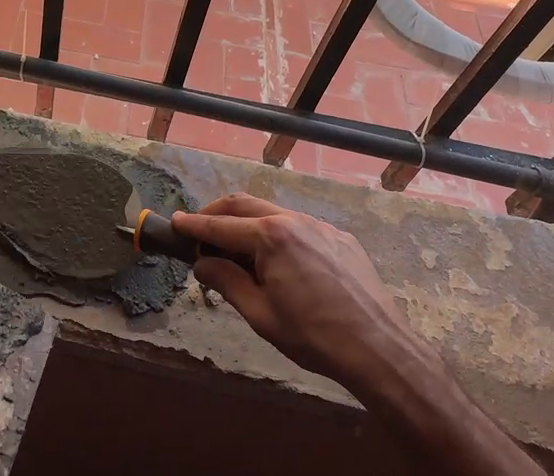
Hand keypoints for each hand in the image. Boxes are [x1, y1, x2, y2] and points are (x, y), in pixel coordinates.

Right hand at [172, 194, 434, 387]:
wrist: (379, 348)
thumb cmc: (313, 336)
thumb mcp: (260, 315)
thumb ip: (226, 282)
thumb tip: (202, 263)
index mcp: (271, 236)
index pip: (221, 226)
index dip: (194, 225)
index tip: (175, 223)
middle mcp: (294, 220)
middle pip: (244, 204)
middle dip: (217, 213)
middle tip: (199, 230)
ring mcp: (320, 226)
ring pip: (273, 213)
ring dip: (248, 224)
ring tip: (238, 251)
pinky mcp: (340, 238)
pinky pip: (300, 227)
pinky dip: (278, 235)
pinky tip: (280, 262)